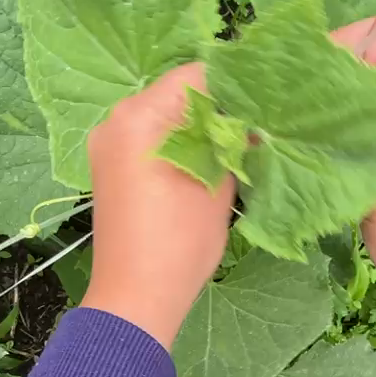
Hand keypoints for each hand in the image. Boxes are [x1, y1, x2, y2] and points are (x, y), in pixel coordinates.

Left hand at [82, 64, 236, 349]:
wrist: (134, 301)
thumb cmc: (178, 245)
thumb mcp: (217, 187)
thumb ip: (232, 143)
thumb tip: (250, 121)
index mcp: (139, 117)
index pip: (197, 76)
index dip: (237, 85)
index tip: (268, 100)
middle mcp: (115, 122)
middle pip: (177, 95)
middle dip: (217, 108)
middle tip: (256, 123)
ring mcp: (107, 147)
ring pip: (163, 120)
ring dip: (197, 129)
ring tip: (235, 145)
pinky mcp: (110, 171)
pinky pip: (149, 143)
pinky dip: (176, 146)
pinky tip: (205, 162)